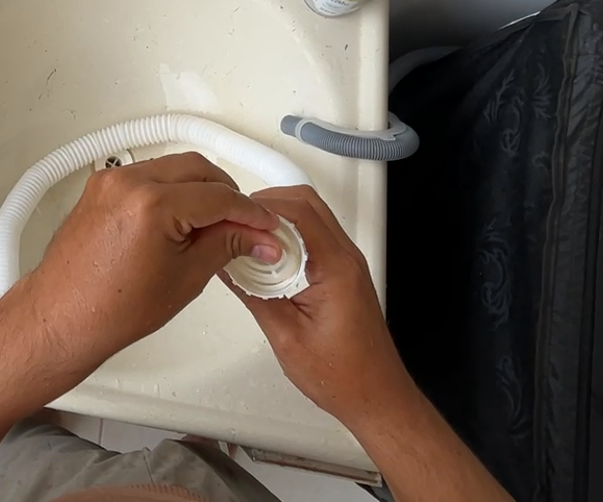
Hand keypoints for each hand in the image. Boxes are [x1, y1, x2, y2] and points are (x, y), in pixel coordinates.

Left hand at [6, 153, 284, 381]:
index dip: (250, 212)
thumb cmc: (113, 307)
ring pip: (172, 166)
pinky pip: (148, 174)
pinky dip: (171, 188)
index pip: (218, 195)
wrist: (64, 315)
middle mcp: (128, 182)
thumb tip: (256, 236)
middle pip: (196, 168)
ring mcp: (111, 180)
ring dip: (199, 187)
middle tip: (246, 223)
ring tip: (217, 223)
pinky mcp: (102, 186)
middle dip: (227, 192)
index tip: (266, 227)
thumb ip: (226, 245)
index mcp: (152, 203)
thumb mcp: (186, 278)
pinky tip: (184, 216)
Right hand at [224, 185, 408, 426]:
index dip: (264, 206)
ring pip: (312, 214)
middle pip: (307, 202)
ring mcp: (347, 262)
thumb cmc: (342, 377)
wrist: (378, 400)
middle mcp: (346, 258)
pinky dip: (289, 232)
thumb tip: (225, 262)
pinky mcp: (343, 271)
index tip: (236, 215)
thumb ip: (254, 294)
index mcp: (336, 269)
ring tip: (249, 235)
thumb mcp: (285, 337)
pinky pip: (315, 234)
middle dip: (269, 202)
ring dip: (280, 216)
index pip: (300, 213)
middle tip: (238, 220)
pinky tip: (268, 253)